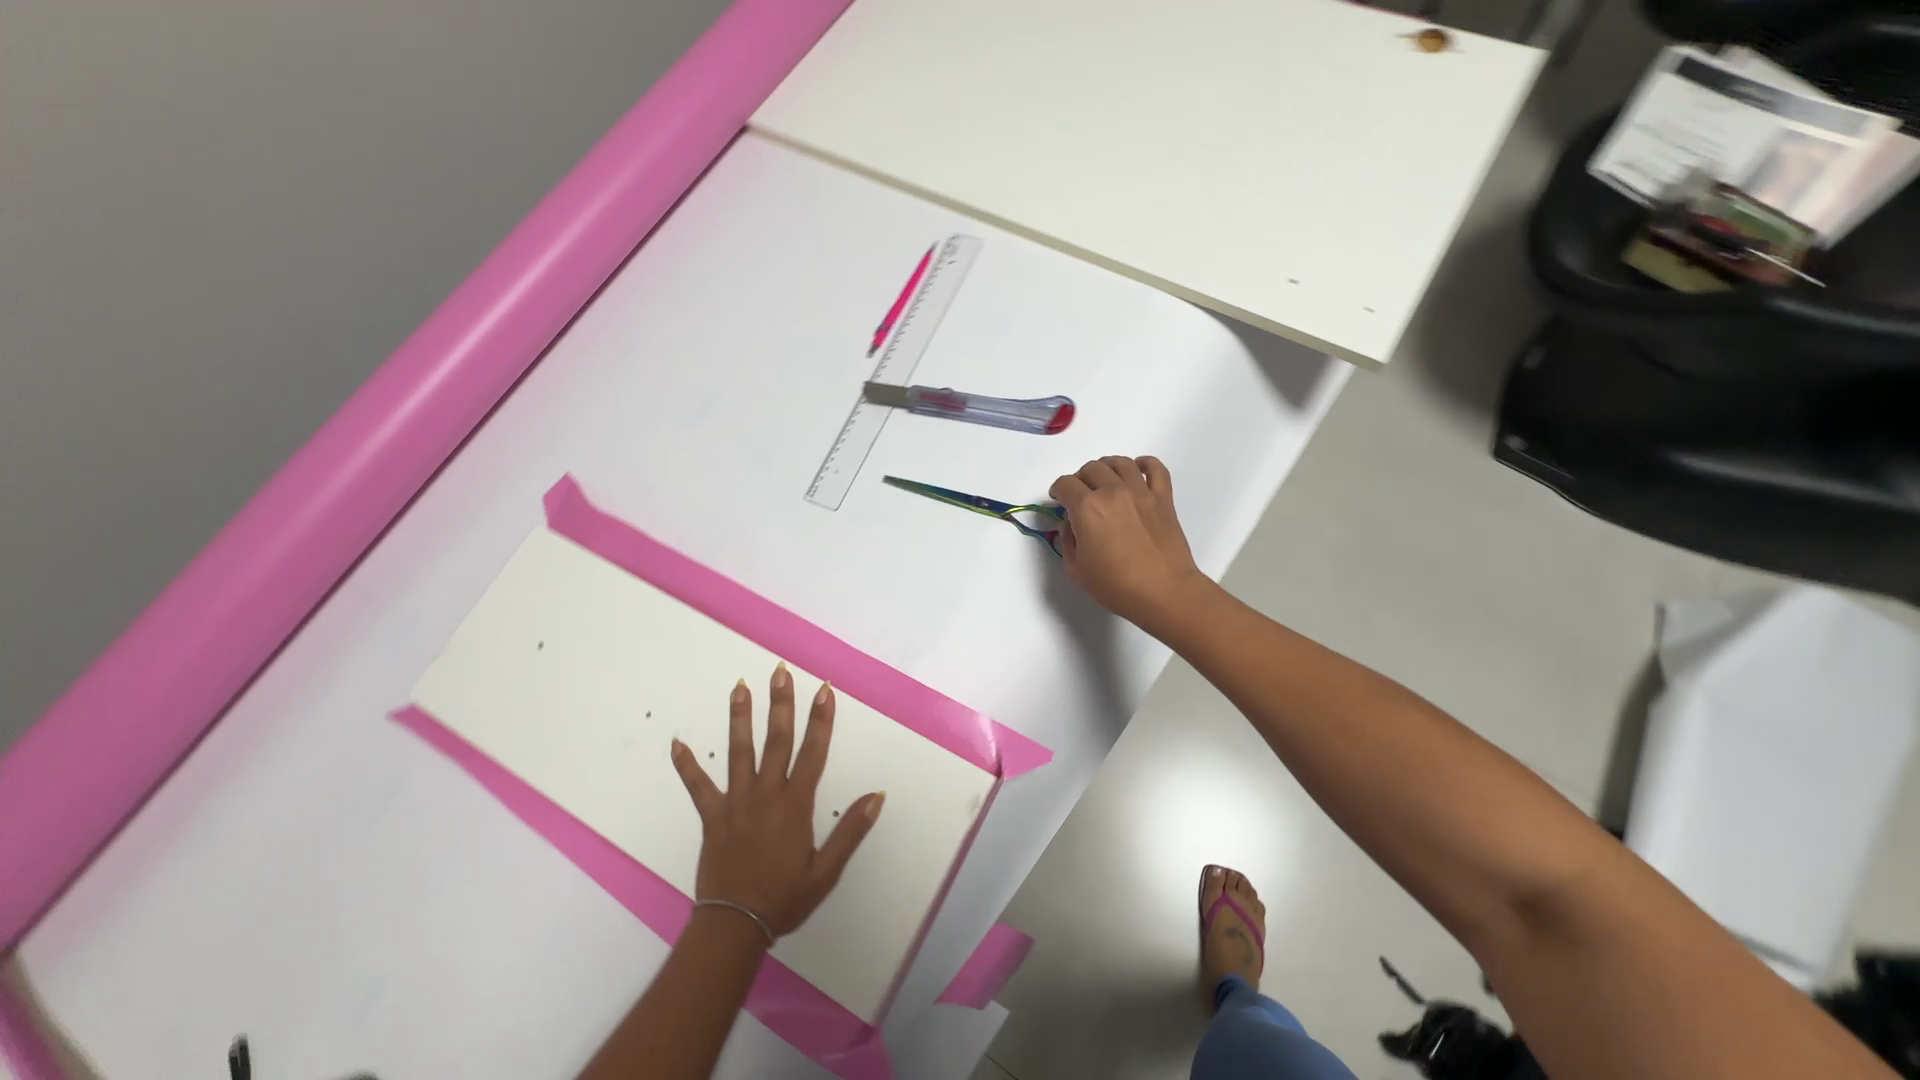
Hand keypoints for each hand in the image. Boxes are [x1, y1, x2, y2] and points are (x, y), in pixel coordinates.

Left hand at [670, 665, 883, 939]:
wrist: (735, 923)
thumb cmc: (785, 898)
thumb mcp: (827, 871)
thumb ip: (851, 830)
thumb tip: (876, 795)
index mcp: (796, 805)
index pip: (813, 753)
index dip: (821, 720)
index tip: (824, 690)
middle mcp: (766, 795)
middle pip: (776, 741)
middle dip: (781, 704)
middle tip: (780, 672)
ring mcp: (736, 803)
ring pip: (738, 752)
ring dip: (740, 718)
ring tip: (740, 688)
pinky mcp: (712, 817)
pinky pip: (698, 787)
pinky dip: (687, 765)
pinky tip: (677, 743)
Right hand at [1049, 455, 1208, 628]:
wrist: (1164, 592)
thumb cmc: (1116, 586)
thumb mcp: (1077, 570)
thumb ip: (1068, 541)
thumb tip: (1071, 524)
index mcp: (1087, 508)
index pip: (1065, 484)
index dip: (1058, 490)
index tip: (1058, 499)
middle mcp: (1113, 491)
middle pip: (1091, 468)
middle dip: (1080, 479)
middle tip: (1081, 495)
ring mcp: (1141, 492)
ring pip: (1120, 463)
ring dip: (1107, 467)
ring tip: (1105, 480)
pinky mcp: (1163, 498)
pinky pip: (1155, 468)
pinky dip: (1145, 463)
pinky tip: (1138, 470)